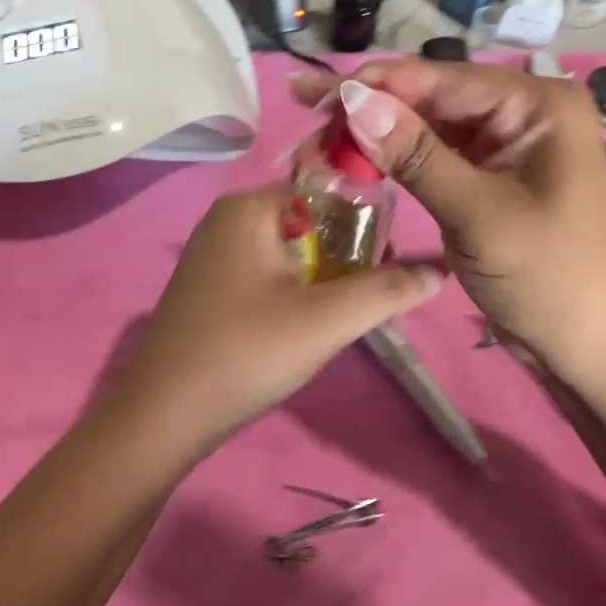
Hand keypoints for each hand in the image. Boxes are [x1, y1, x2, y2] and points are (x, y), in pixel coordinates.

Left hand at [109, 184, 443, 446]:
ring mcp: (211, 254)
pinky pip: (265, 275)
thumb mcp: (326, 320)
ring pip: (288, 252)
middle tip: (372, 297)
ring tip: (344, 315)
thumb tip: (439, 271)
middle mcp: (225, 219)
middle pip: (309, 222)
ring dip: (322, 279)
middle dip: (346, 256)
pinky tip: (304, 328)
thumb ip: (387, 290)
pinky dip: (293, 293)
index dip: (369, 224)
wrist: (165, 414)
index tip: (393, 264)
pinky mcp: (208, 288)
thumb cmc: (246, 352)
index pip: (329, 192)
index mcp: (248, 206)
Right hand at [292, 59, 605, 384]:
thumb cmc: (547, 278)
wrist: (586, 347)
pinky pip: (439, 157)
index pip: (444, 79)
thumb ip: (415, 155)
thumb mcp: (477, 214)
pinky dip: (400, 160)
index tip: (314, 93)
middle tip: (308, 114)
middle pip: (435, 98)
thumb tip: (353, 99)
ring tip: (321, 137)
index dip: (376, 84)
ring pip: (431, 127)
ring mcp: (509, 148)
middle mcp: (526, 114)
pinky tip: (359, 158)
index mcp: (539, 106)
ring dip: (380, 134)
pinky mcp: (493, 179)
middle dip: (372, 108)